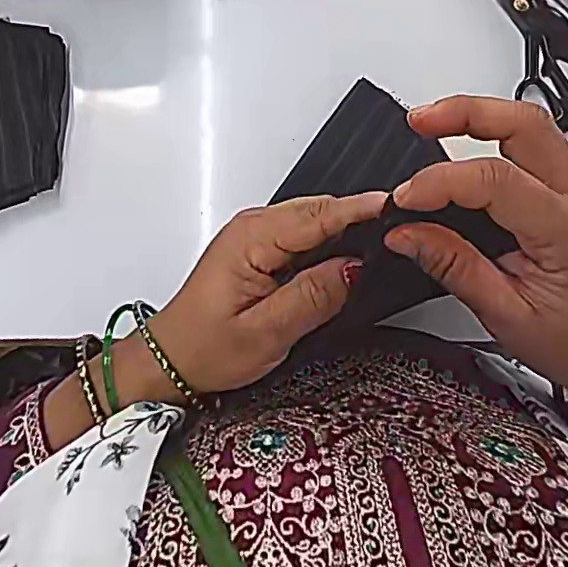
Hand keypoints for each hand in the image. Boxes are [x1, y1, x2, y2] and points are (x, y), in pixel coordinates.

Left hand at [143, 192, 387, 395]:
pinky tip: (343, 261)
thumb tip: (354, 268)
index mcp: (252, 238)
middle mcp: (253, 227)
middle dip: (358, 218)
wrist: (170, 359)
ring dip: (344, 231)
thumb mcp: (265, 332)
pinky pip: (303, 235)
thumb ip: (312, 297)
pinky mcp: (260, 247)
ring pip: (313, 221)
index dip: (359, 210)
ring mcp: (256, 234)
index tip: (394, 207)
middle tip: (398, 234)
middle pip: (319, 211)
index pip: (318, 215)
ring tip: (379, 247)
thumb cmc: (204, 348)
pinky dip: (327, 243)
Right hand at [385, 96, 567, 426]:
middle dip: (466, 112)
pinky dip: (492, 136)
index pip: (498, 181)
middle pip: (526, 124)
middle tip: (420, 120)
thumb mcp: (508, 315)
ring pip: (531, 126)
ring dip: (479, 117)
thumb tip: (407, 233)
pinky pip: (532, 146)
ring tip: (433, 124)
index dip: (442, 182)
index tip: (406, 198)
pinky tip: (464, 146)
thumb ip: (453, 266)